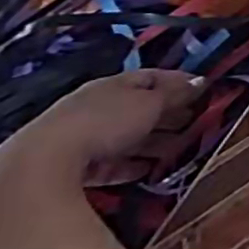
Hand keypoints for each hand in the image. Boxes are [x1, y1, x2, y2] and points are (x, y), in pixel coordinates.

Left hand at [0, 69, 207, 186]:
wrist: (41, 165)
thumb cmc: (106, 122)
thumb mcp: (150, 104)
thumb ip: (176, 94)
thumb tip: (202, 81)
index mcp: (114, 85)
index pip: (153, 77)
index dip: (180, 82)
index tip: (206, 90)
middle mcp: (97, 106)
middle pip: (141, 107)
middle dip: (170, 114)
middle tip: (198, 121)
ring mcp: (83, 137)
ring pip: (128, 136)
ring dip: (154, 142)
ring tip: (180, 149)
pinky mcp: (75, 167)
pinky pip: (111, 162)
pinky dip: (131, 165)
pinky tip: (147, 171)